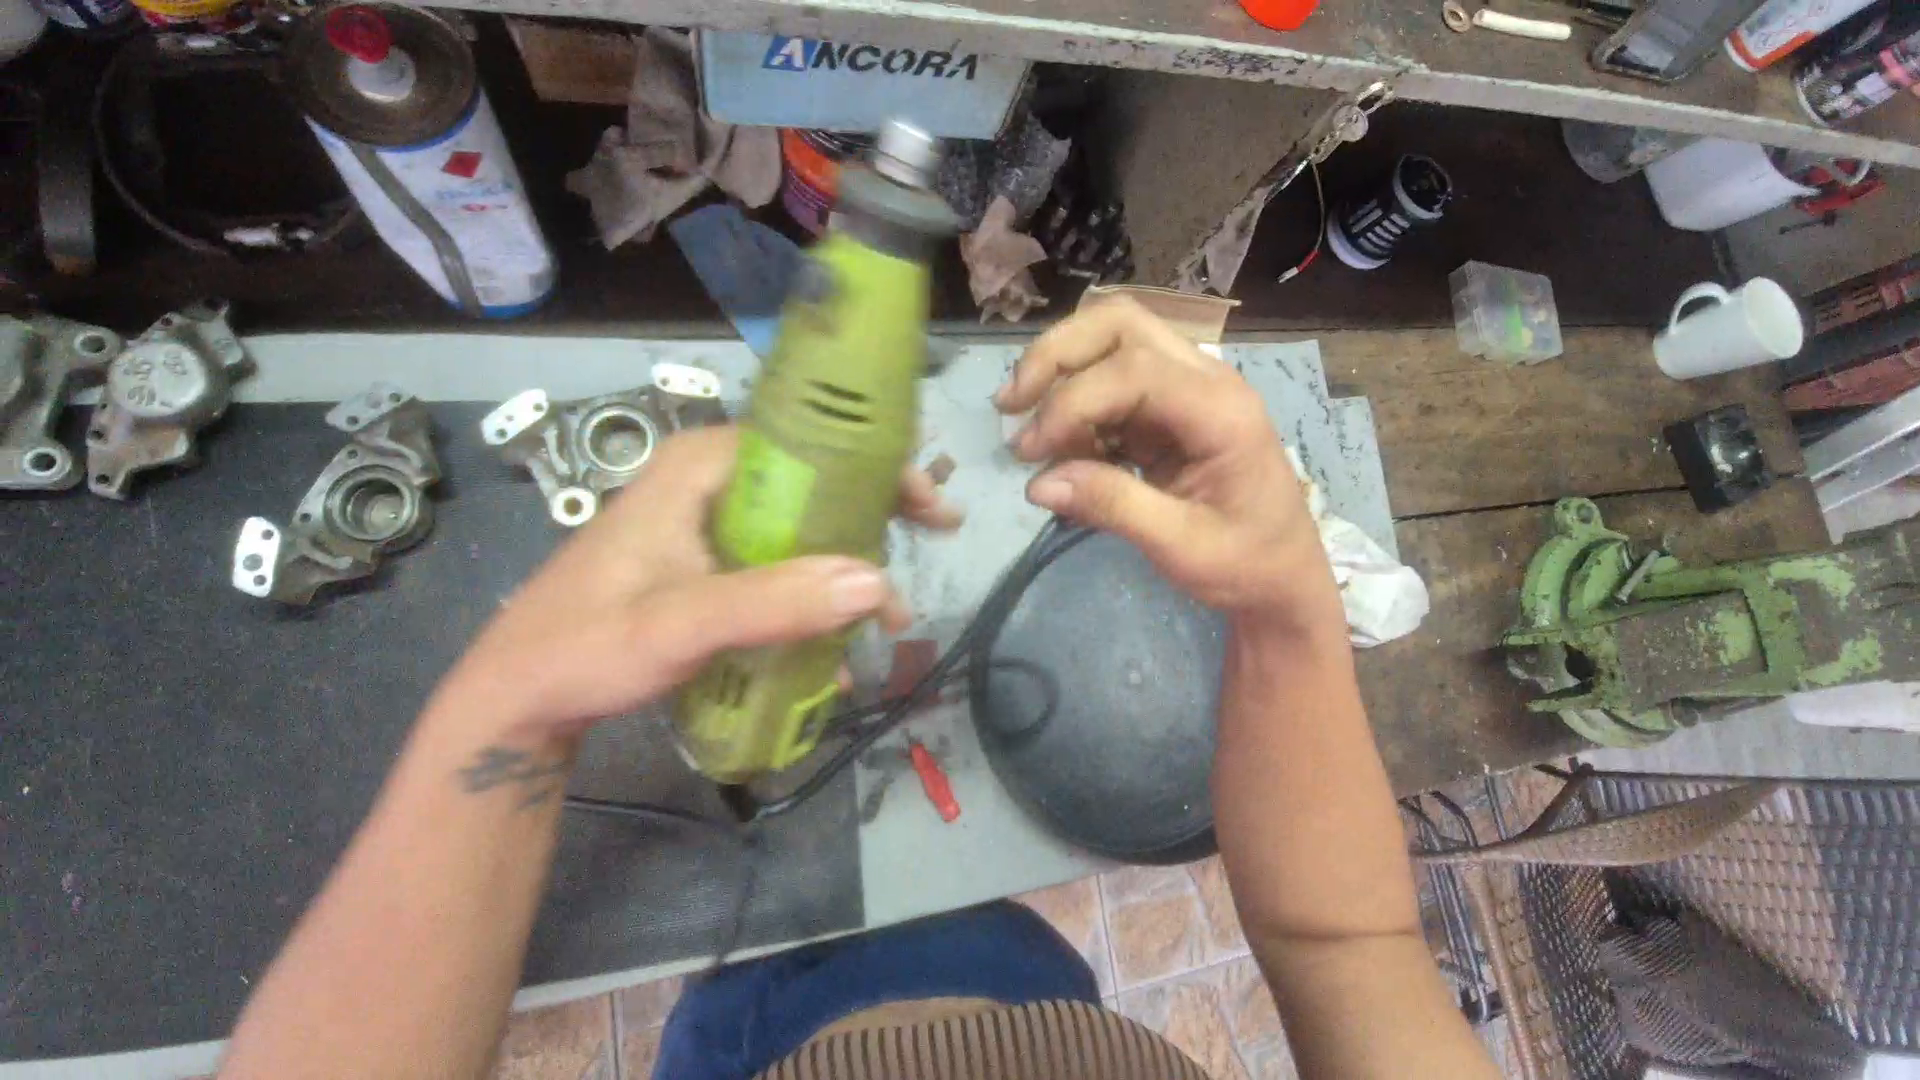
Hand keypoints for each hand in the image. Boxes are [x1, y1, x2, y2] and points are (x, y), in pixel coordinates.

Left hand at [432, 426, 961, 736]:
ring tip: (888, 623)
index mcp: (699, 469)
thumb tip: (878, 584)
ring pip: (801, 529)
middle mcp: (708, 485)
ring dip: (849, 569)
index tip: (927, 507)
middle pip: (813, 483)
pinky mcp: (704, 566)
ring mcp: (706, 527)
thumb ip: (772, 603)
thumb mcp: (679, 625)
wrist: (517, 700)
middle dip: (875, 520)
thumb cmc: (583, 648)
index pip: (808, 444)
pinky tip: (835, 649)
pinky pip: (779, 567)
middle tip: (931, 548)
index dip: (877, 468)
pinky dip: (813, 598)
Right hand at [997, 297, 1337, 624]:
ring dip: (1060, 374)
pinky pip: (1111, 383)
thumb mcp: (1181, 547)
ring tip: (1027, 433)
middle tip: (1010, 405)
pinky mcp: (1168, 410)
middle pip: (1119, 325)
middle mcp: (1206, 380)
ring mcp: (1187, 389)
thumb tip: (1037, 483)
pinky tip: (1059, 449)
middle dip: (1055, 356)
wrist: (1283, 578)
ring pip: (1112, 341)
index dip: (1071, 401)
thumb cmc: (1245, 564)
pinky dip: (1075, 407)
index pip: (1132, 369)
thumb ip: (1114, 507)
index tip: (1031, 452)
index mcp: (1221, 410)